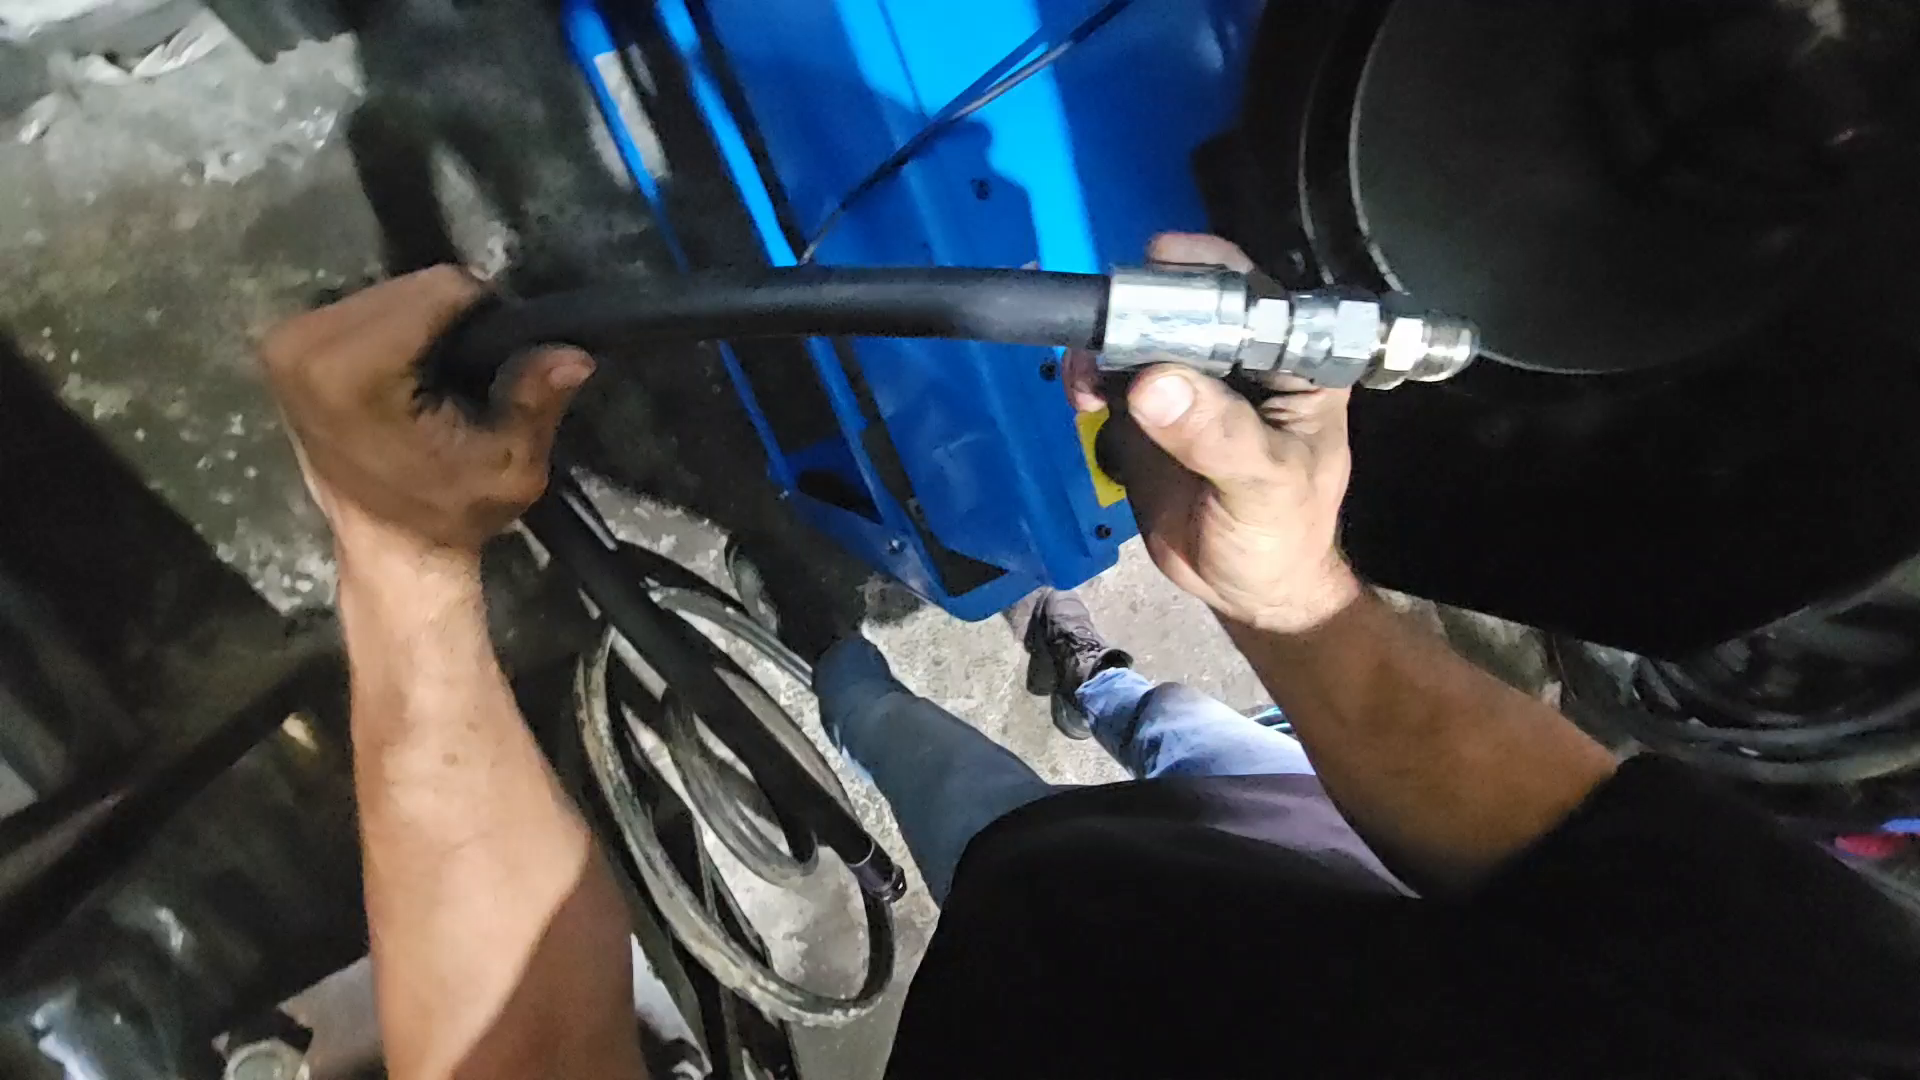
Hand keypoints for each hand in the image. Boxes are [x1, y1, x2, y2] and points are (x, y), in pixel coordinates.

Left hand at [259, 267, 593, 573]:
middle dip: (456, 320)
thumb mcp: (513, 464)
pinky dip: (403, 329)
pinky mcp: (285, 344)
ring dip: (431, 323)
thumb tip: (577, 355)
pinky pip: (366, 306)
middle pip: (414, 285)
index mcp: (353, 371)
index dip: (489, 318)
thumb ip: (536, 401)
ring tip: (447, 378)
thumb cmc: (456, 506)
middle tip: (476, 377)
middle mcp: (304, 341)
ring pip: (391, 290)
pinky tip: (414, 374)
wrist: (393, 542)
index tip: (504, 366)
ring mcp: (286, 340)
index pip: (442, 288)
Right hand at [1067, 234, 1362, 632]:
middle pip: (1183, 307)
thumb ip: (1217, 436)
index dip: (1205, 271)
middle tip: (1099, 321)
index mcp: (1291, 363)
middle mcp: (1237, 361)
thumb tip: (1151, 384)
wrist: (1244, 587)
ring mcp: (1188, 386)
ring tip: (1082, 371)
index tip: (1154, 264)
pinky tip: (1078, 392)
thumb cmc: (1279, 535)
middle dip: (1137, 307)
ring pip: (1139, 339)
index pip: (1252, 295)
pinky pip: (1111, 380)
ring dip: (1103, 343)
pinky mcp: (1146, 415)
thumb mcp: (1263, 486)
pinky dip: (1088, 377)